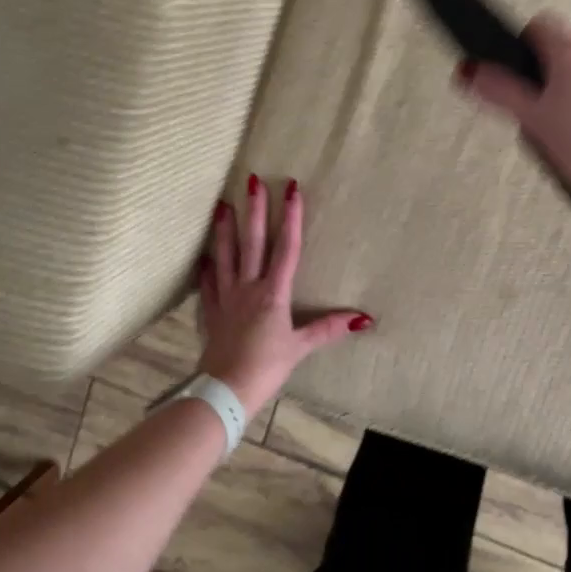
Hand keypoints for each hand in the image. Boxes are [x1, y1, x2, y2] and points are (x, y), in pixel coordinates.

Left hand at [196, 176, 372, 411]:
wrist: (224, 391)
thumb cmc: (265, 367)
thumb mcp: (300, 347)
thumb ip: (328, 329)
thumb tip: (364, 318)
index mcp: (274, 293)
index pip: (286, 246)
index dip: (291, 216)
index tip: (290, 188)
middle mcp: (249, 287)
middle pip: (253, 241)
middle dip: (255, 209)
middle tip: (252, 180)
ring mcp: (226, 298)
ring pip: (226, 255)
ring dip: (225, 229)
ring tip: (222, 205)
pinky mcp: (211, 314)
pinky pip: (209, 284)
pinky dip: (208, 268)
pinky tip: (206, 257)